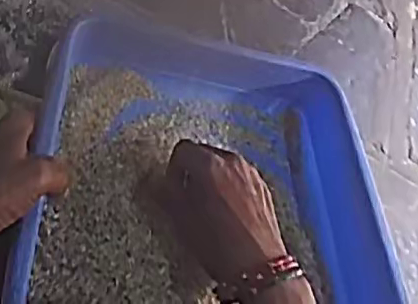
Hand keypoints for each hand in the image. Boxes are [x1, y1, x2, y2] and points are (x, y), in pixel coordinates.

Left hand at [0, 107, 70, 287]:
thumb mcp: (39, 176)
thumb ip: (58, 170)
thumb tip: (63, 175)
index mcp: (13, 122)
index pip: (40, 116)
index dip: (51, 133)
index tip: (60, 152)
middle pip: (26, 140)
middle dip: (38, 157)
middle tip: (50, 176)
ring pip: (11, 161)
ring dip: (21, 176)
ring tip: (33, 196)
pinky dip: (6, 190)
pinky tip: (13, 207)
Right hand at [161, 140, 290, 282]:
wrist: (259, 267)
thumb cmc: (220, 247)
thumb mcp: (184, 222)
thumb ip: (167, 194)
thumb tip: (155, 181)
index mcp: (209, 165)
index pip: (183, 149)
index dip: (173, 168)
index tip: (171, 186)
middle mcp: (231, 161)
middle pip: (204, 153)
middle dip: (193, 171)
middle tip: (187, 198)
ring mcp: (249, 171)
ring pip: (223, 164)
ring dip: (213, 178)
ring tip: (209, 207)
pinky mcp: (262, 184)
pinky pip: (240, 175)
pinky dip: (230, 185)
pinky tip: (229, 211)